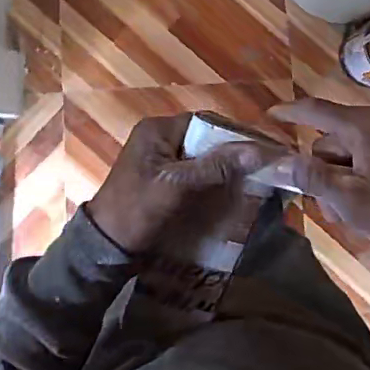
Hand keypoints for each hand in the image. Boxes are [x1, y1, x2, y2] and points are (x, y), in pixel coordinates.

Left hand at [84, 114, 281, 254]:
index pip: (206, 122)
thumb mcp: (177, 186)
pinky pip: (195, 174)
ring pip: (202, 158)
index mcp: (157, 130)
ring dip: (224, 169)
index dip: (236, 134)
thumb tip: (257, 150)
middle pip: (206, 139)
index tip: (264, 148)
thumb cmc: (136, 211)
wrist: (105, 247)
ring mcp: (160, 160)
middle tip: (264, 167)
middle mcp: (159, 138)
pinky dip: (212, 182)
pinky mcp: (162, 180)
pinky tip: (232, 193)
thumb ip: (214, 166)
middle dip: (232, 154)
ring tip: (255, 180)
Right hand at [268, 97, 369, 260]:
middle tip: (328, 206)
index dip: (289, 112)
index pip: (315, 110)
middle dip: (323, 171)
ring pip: (349, 152)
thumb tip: (281, 161)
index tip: (268, 116)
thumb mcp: (352, 201)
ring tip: (351, 213)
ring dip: (341, 179)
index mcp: (365, 127)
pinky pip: (369, 155)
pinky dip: (360, 176)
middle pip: (330, 138)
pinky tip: (367, 205)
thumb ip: (315, 178)